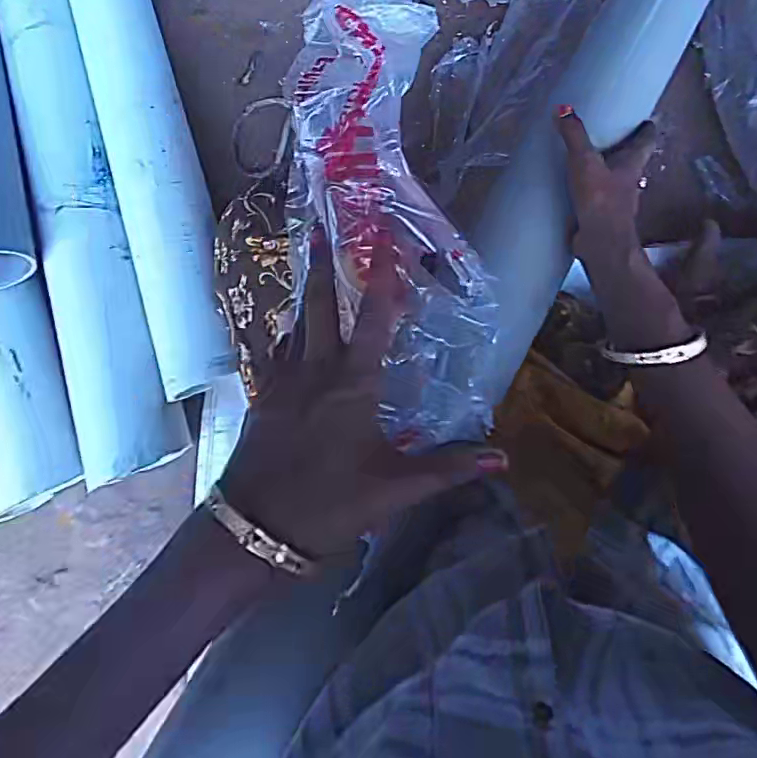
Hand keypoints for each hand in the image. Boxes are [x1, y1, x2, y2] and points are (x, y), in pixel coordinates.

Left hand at [216, 230, 507, 559]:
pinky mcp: (263, 397)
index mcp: (354, 382)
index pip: (376, 318)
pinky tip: (276, 327)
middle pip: (322, 306)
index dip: (385, 276)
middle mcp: (316, 369)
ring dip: (304, 294)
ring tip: (309, 265)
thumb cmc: (329, 503)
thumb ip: (449, 468)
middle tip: (324, 228)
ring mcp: (284, 381)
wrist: (253, 529)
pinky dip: (276, 335)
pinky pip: (270, 354)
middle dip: (326, 265)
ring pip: (295, 324)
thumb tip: (503, 458)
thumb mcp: (396, 488)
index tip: (385, 239)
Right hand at [555, 106, 657, 265]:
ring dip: (604, 170)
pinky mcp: (600, 215)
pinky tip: (574, 186)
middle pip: (630, 160)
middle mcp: (629, 182)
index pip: (646, 142)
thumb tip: (563, 108)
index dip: (646, 130)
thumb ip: (574, 135)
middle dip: (622, 148)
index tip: (645, 120)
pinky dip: (588, 189)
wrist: (600, 242)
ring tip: (587, 158)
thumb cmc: (601, 198)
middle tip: (610, 134)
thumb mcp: (584, 161)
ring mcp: (616, 201)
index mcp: (632, 165)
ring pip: (613, 180)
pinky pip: (596, 197)